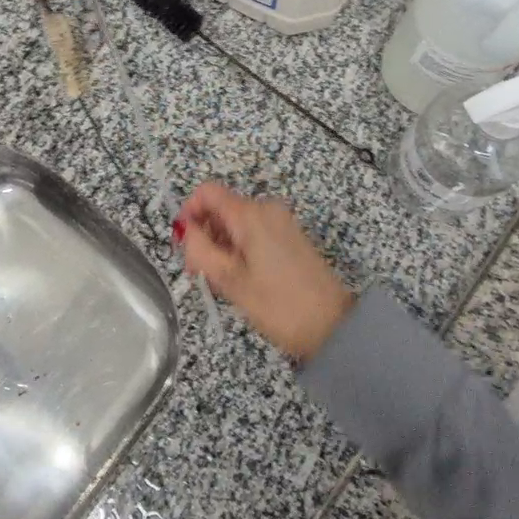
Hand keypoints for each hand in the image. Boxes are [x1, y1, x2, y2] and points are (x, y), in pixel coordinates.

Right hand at [176, 183, 355, 361]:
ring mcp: (281, 221)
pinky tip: (243, 279)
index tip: (185, 245)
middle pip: (221, 208)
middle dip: (205, 235)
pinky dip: (240, 249)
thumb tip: (184, 229)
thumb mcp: (230, 280)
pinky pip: (253, 231)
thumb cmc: (279, 306)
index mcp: (250, 214)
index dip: (188, 212)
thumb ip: (199, 249)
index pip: (206, 192)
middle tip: (202, 274)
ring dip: (222, 245)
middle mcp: (266, 208)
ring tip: (225, 282)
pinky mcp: (289, 236)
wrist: (334, 327)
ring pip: (236, 222)